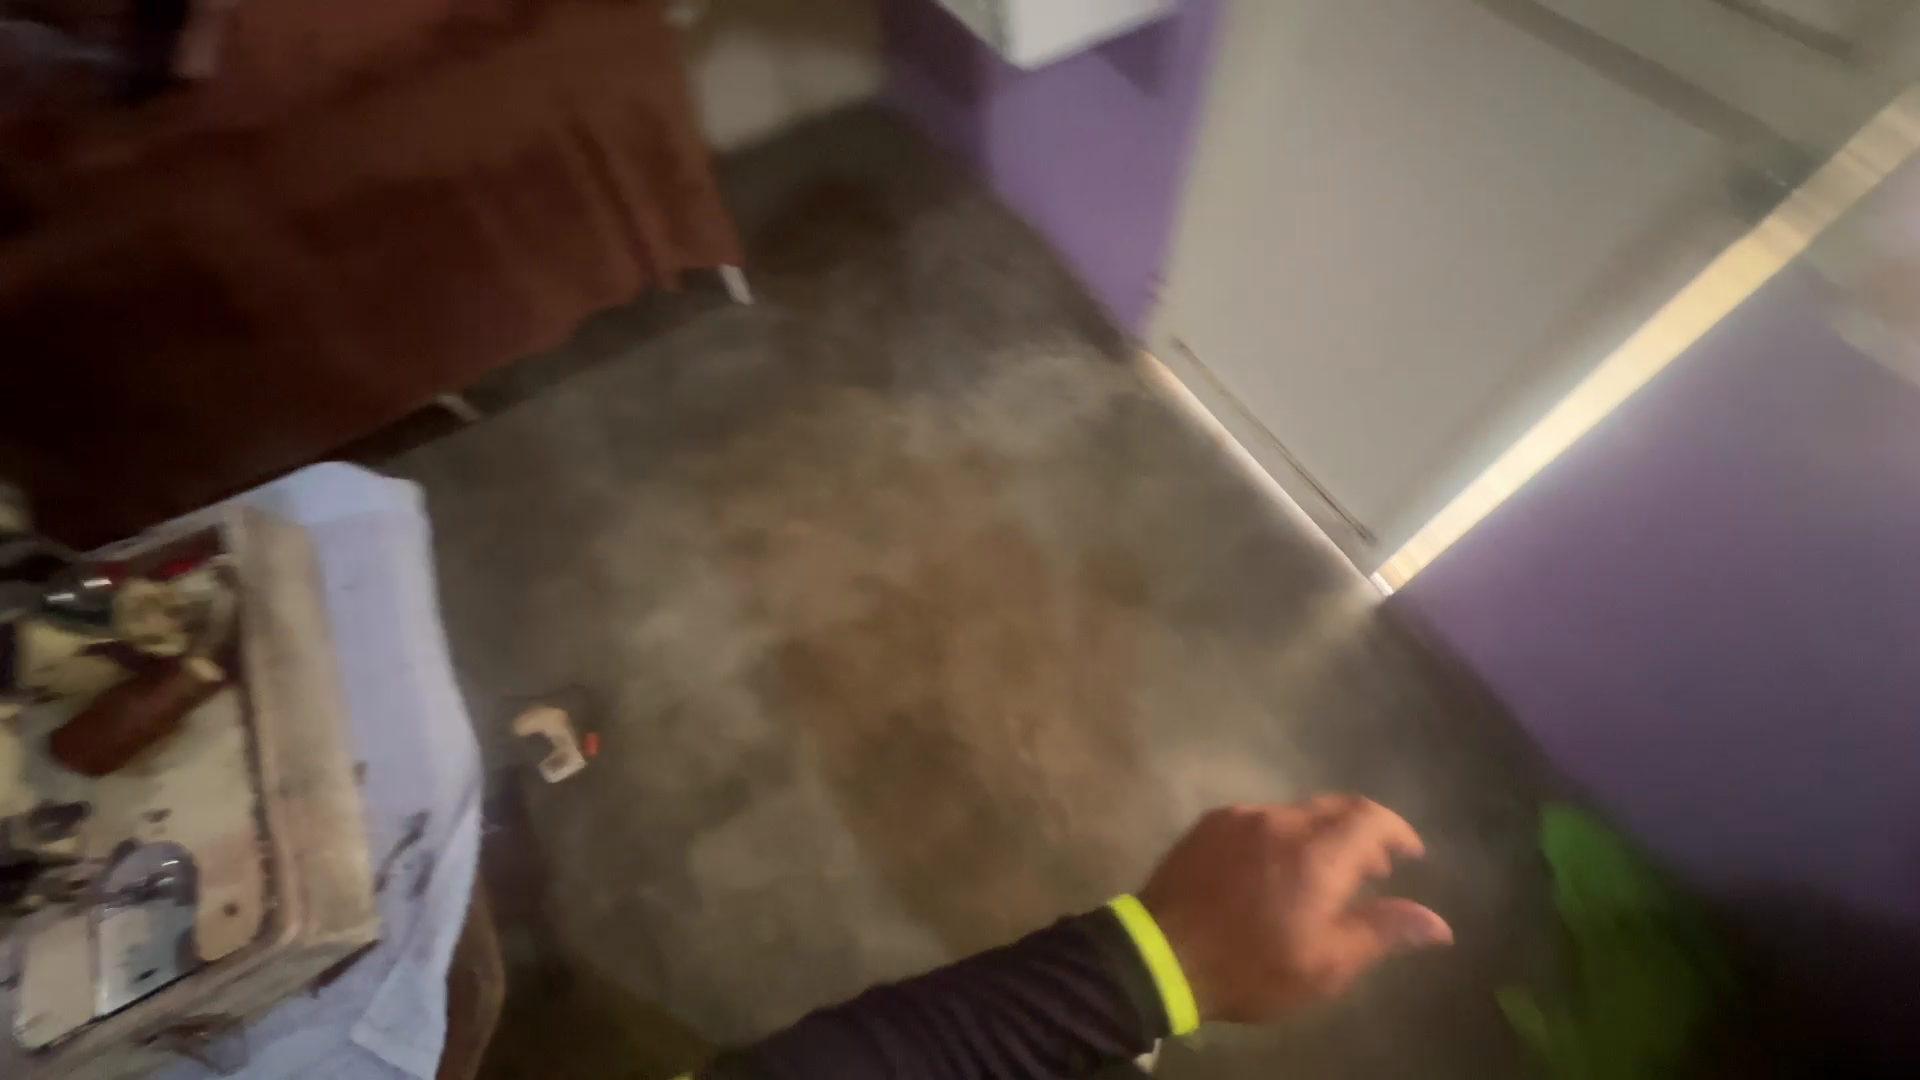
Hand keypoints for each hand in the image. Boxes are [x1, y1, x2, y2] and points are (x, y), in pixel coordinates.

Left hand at [1137, 797, 1452, 1023]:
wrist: (1163, 952)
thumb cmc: (1253, 966)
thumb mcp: (1327, 962)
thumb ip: (1382, 930)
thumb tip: (1437, 922)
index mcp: (1314, 852)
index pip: (1369, 817)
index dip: (1398, 830)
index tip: (1412, 855)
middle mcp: (1277, 820)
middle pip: (1333, 807)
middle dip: (1363, 831)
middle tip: (1377, 868)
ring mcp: (1238, 816)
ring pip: (1295, 811)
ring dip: (1321, 833)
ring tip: (1327, 873)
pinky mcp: (1210, 822)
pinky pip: (1260, 817)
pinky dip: (1284, 834)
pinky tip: (1278, 867)